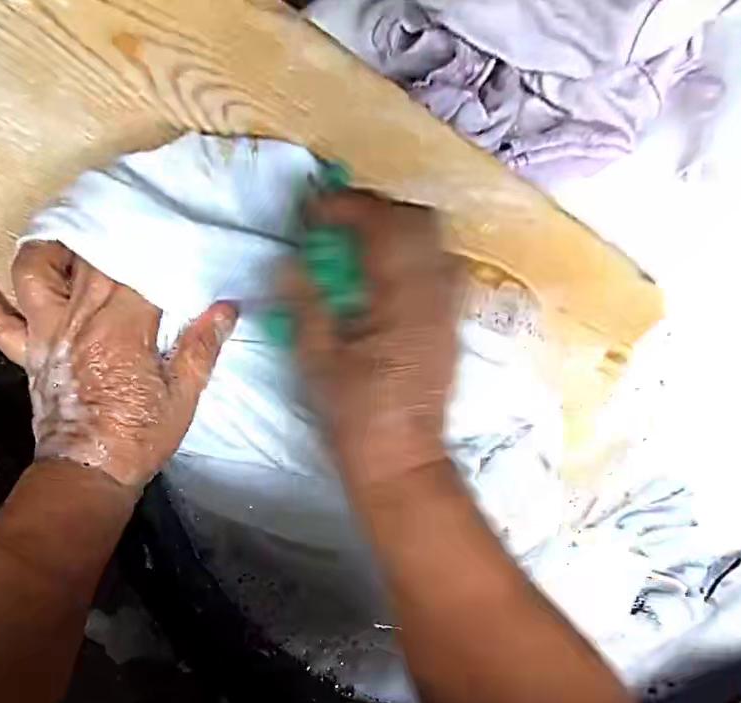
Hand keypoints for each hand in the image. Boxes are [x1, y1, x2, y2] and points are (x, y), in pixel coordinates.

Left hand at [0, 241, 235, 489]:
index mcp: (125, 325)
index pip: (140, 264)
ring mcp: (48, 331)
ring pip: (36, 268)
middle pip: (90, 253)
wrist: (90, 471)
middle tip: (123, 211)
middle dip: (107, 226)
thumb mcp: (183, 397)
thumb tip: (226, 307)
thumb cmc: (138, 437)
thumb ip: (201, 347)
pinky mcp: (26, 351)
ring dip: (49, 245)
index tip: (171, 231)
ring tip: (67, 236)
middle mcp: (82, 316)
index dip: (157, 242)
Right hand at [279, 192, 460, 492]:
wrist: (401, 457)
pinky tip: (382, 280)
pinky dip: (409, 257)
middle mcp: (436, 292)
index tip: (314, 211)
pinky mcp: (451, 322)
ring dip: (395, 231)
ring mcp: (450, 307)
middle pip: (417, 220)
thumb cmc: (355, 415)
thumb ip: (306, 305)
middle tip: (338, 224)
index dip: (346, 207)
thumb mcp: (318, 362)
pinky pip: (438, 267)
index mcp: (402, 299)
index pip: (382, 225)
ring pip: (433, 240)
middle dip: (375, 211)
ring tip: (359, 247)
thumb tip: (288, 264)